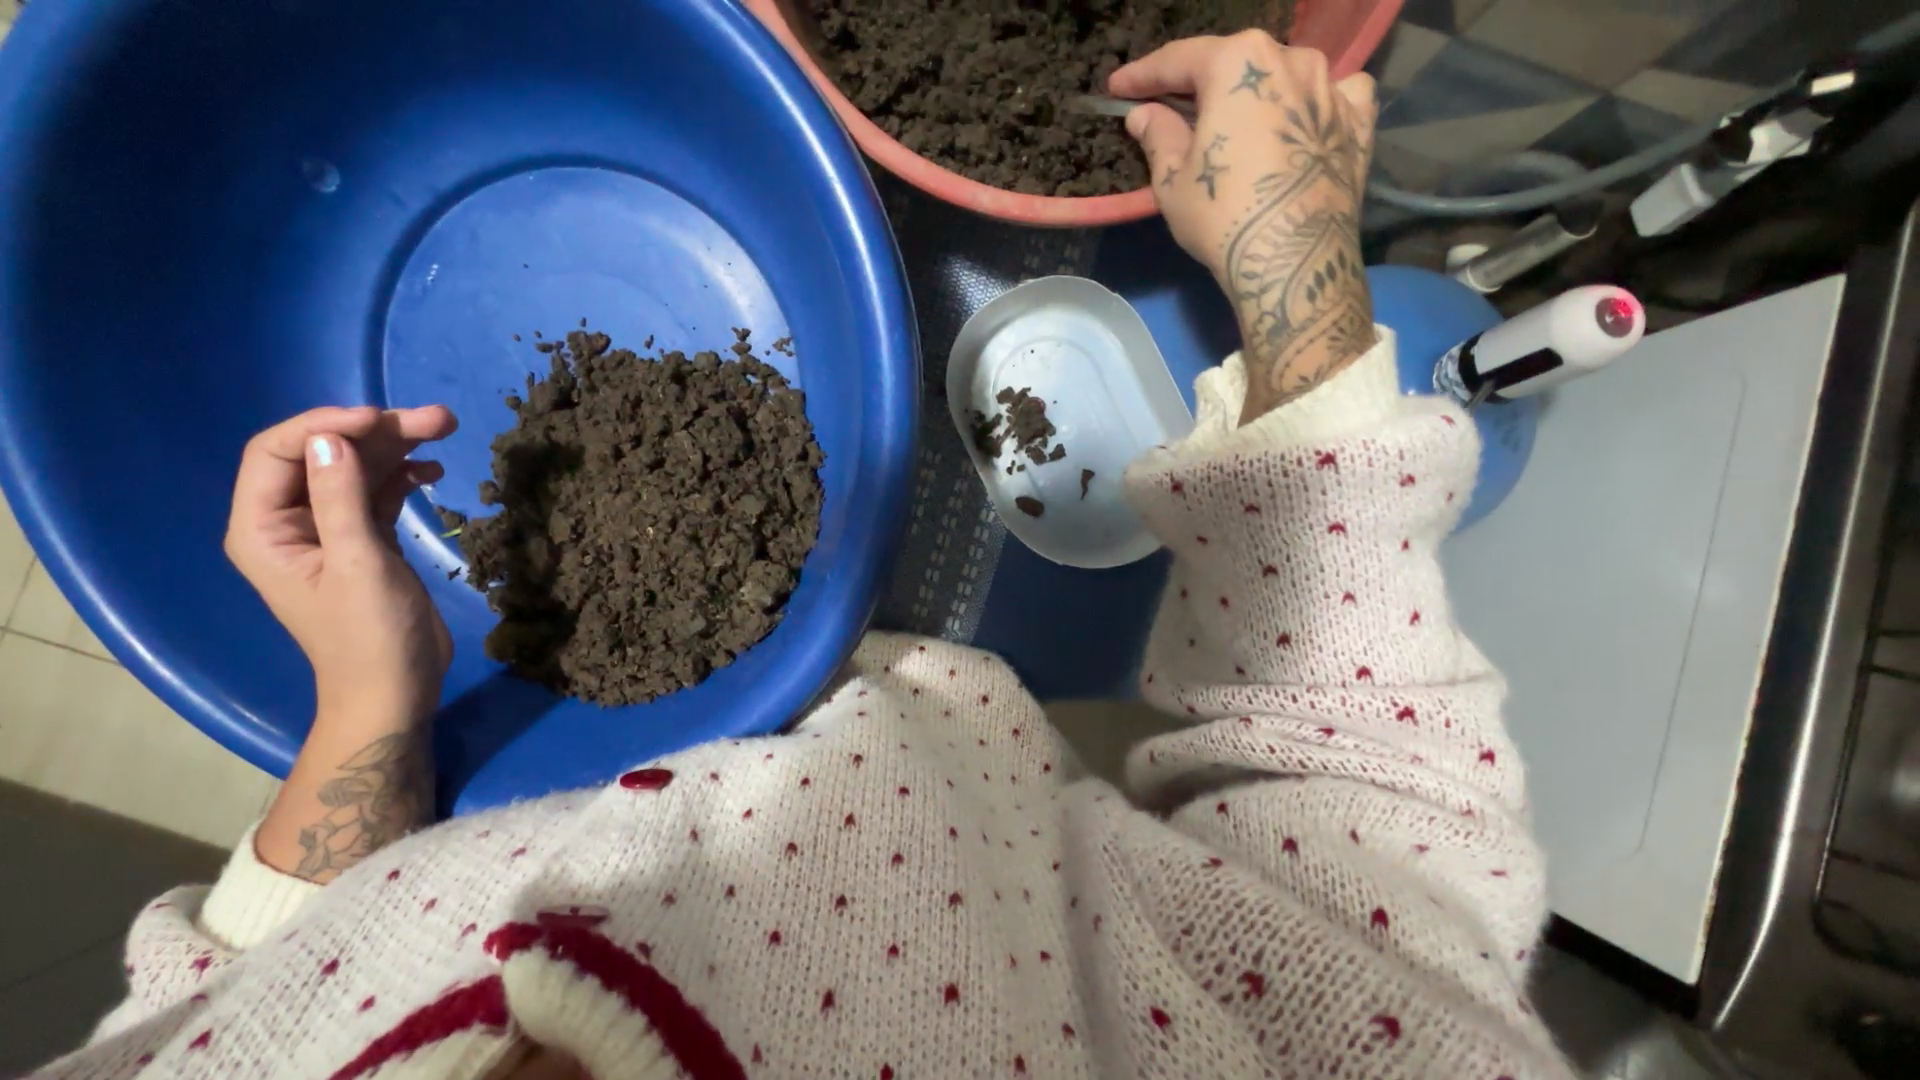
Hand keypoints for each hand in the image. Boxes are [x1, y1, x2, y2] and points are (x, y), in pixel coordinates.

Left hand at [224, 405, 458, 723]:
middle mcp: (290, 523)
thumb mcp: (357, 563)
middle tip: (439, 420)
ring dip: (399, 449)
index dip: (324, 426)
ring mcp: (330, 532)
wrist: (397, 688)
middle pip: (324, 456)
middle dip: (377, 433)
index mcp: (264, 529)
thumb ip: (340, 499)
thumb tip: (332, 438)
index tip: (381, 418)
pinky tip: (435, 471)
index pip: (277, 454)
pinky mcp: (365, 542)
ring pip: (357, 471)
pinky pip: (378, 494)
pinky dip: (405, 477)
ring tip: (446, 431)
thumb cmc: (369, 634)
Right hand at [1113, 32, 1378, 422]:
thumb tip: (1144, 114)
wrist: (1292, 259)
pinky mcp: (1359, 121)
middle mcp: (1290, 57)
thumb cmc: (1222, 215)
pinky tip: (1299, 121)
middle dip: (1201, 83)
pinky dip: (1311, 103)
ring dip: (1256, 90)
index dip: (1142, 75)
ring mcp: (1331, 86)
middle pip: (1235, 62)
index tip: (1119, 88)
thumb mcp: (1173, 180)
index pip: (1179, 60)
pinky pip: (1334, 95)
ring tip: (1236, 118)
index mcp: (1237, 62)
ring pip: (1285, 73)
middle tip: (1173, 106)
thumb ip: (1158, 135)